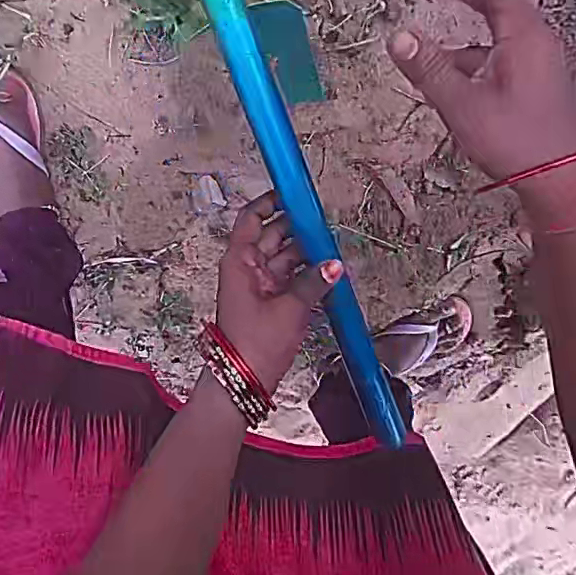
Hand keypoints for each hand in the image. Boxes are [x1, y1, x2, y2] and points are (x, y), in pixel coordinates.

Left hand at [212, 192, 341, 390]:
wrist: (243, 381)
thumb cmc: (257, 342)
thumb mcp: (289, 309)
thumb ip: (314, 283)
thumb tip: (335, 265)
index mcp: (240, 260)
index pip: (251, 219)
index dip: (269, 203)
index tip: (291, 193)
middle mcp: (247, 267)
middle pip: (272, 236)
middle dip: (297, 227)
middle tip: (324, 221)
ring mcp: (258, 284)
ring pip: (283, 257)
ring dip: (306, 252)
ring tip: (333, 244)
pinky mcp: (270, 301)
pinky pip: (289, 278)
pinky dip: (306, 273)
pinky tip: (329, 271)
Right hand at [386, 0, 575, 220]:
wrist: (561, 178)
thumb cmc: (513, 137)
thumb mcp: (461, 103)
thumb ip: (428, 68)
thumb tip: (397, 37)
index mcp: (523, 38)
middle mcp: (536, 45)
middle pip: (505, 8)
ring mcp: (539, 66)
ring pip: (501, 37)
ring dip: (471, 32)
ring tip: (436, 43)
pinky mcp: (537, 86)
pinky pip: (503, 58)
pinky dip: (477, 57)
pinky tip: (454, 76)